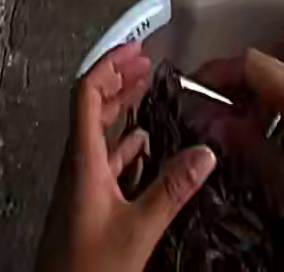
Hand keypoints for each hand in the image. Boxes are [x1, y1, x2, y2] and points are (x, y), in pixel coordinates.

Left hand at [36, 43, 215, 271]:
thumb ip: (171, 190)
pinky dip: (124, 139)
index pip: (87, 95)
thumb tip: (205, 153)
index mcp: (82, 163)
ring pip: (98, 130)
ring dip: (122, 104)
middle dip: (119, 77)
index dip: (109, 66)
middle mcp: (77, 168)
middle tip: (145, 62)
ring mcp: (80, 187)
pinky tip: (142, 143)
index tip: (135, 50)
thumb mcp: (135, 233)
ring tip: (146, 90)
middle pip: (92, 106)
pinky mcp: (86, 205)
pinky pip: (104, 157)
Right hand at [193, 50, 283, 271]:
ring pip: (268, 83)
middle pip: (258, 68)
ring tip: (217, 127)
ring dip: (241, 99)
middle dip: (225, 84)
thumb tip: (214, 122)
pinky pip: (280, 99)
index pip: (250, 64)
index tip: (190, 86)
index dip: (217, 71)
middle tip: (198, 109)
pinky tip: (246, 136)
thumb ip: (248, 145)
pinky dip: (258, 110)